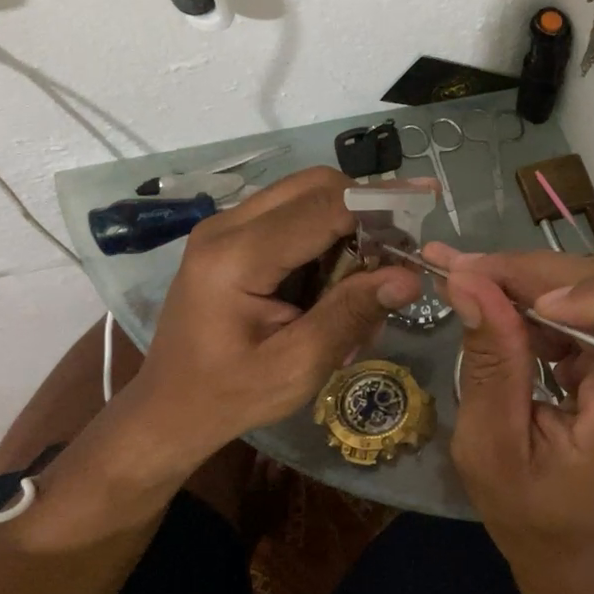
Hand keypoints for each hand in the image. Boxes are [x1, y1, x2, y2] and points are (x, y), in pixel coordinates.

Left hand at [115, 166, 421, 480]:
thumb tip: (410, 278)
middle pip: (318, 185)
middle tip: (400, 258)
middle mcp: (228, 226)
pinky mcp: (235, 238)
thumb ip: (352, 315)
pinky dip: (331, 238)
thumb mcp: (298, 365)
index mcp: (237, 257)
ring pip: (310, 195)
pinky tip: (341, 283)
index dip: (381, 210)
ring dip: (351, 227)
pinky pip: (296, 215)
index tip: (422, 232)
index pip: (325, 206)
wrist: (171, 408)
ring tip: (370, 279)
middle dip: (369, 212)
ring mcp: (228, 228)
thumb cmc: (231, 394)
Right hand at [428, 243, 593, 593]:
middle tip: (473, 273)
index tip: (527, 306)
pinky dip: (553, 311)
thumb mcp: (492, 449)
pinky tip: (511, 321)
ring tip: (480, 291)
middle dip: (548, 279)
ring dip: (543, 289)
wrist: (580, 554)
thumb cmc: (536, 519)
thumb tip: (469, 282)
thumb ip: (490, 366)